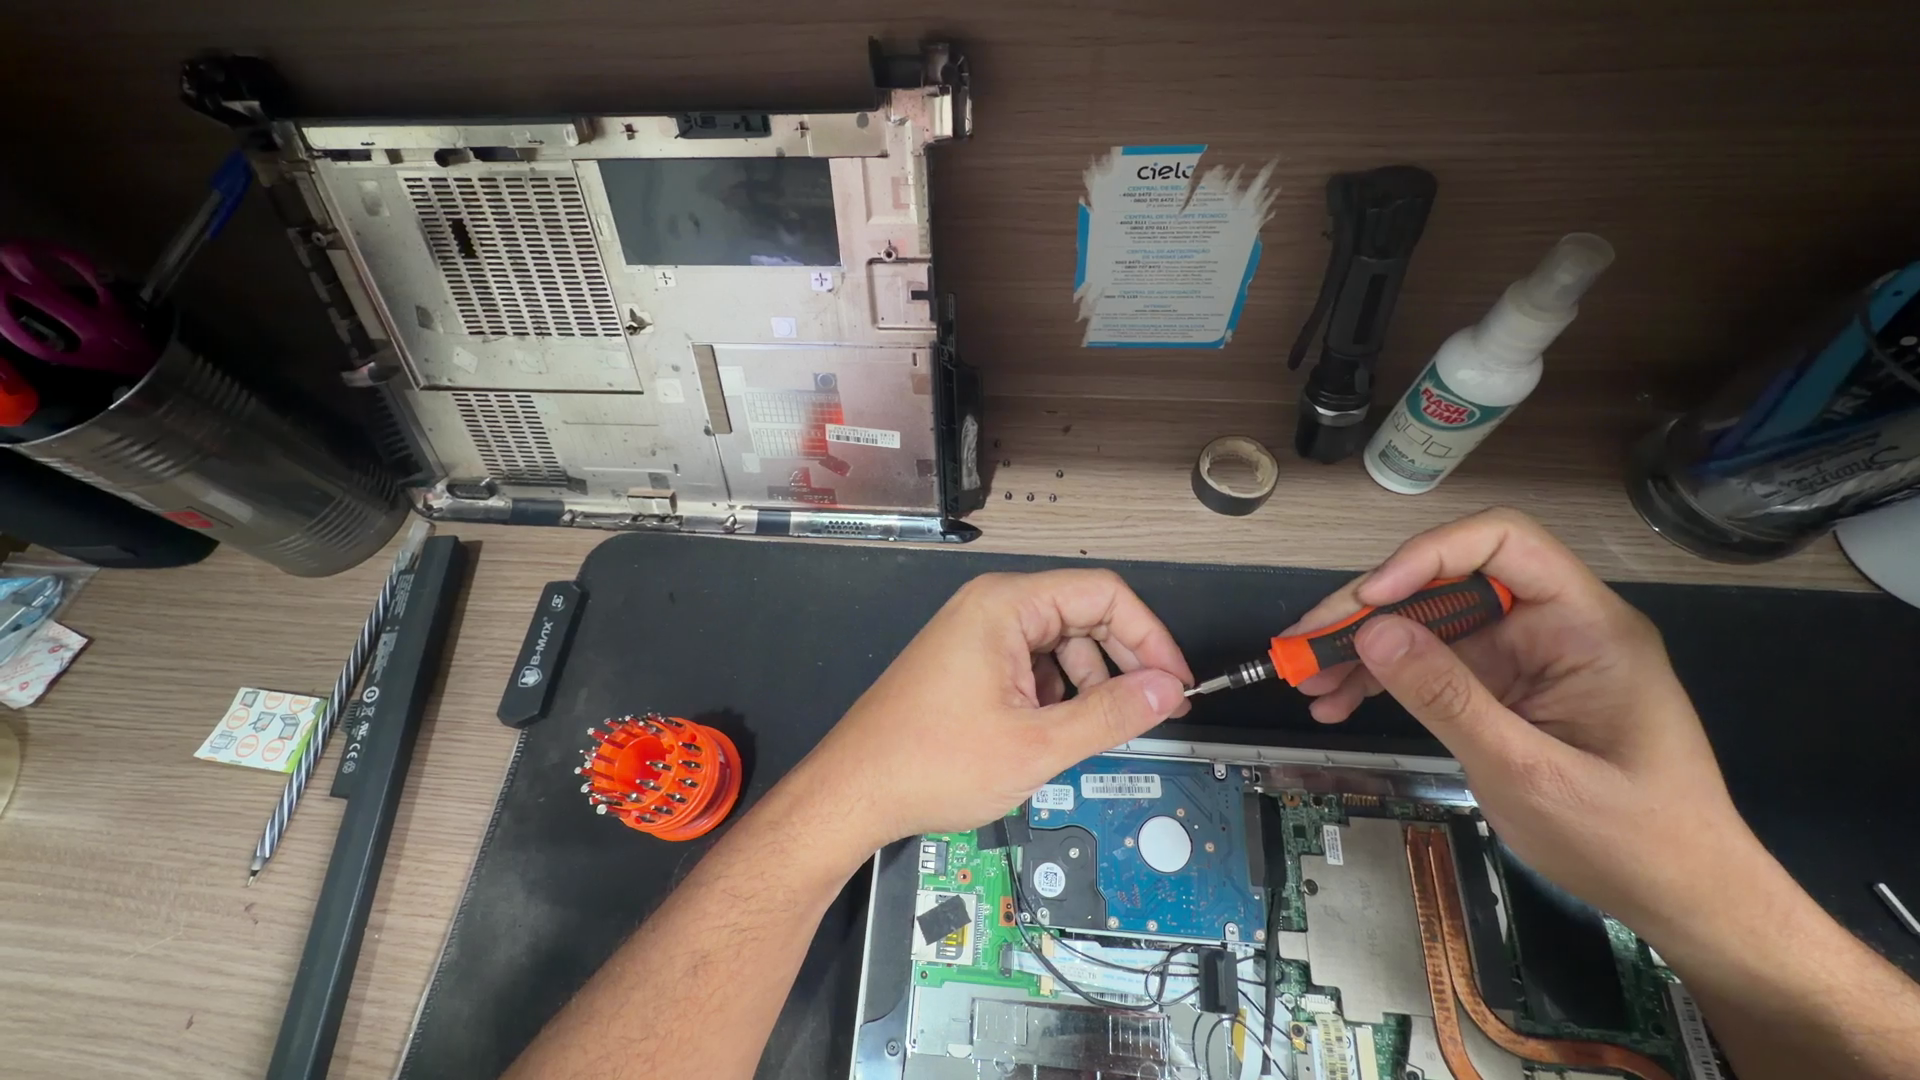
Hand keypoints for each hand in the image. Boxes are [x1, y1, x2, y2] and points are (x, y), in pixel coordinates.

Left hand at [799, 570, 1192, 850]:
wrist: (855, 791)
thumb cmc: (927, 763)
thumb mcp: (1036, 745)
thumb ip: (1110, 714)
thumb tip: (1165, 689)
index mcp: (1005, 606)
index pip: (1103, 594)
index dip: (1149, 636)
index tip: (1172, 682)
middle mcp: (991, 608)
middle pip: (1083, 615)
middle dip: (1121, 663)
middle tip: (1150, 710)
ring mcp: (978, 634)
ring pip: (1060, 644)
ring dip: (1085, 685)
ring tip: (1084, 732)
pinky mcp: (970, 661)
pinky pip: (1032, 664)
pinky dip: (1054, 694)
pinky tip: (1049, 732)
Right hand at [1289, 507, 1766, 936]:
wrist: (1679, 901)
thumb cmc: (1631, 840)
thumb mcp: (1530, 772)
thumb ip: (1449, 698)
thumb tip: (1371, 631)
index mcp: (1584, 625)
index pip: (1502, 544)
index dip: (1427, 557)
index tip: (1371, 601)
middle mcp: (1548, 626)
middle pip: (1442, 585)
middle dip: (1368, 613)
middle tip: (1304, 646)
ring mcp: (1519, 658)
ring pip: (1423, 626)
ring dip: (1360, 651)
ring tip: (1307, 683)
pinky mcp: (1496, 689)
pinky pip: (1426, 668)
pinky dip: (1378, 683)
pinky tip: (1336, 706)